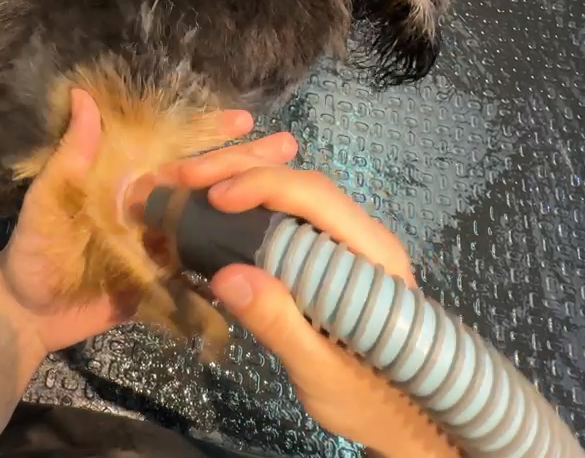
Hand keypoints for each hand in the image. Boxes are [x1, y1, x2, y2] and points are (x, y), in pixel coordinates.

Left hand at [0, 91, 291, 354]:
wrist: (26, 312)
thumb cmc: (34, 246)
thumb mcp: (48, 197)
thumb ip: (70, 154)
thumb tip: (81, 95)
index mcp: (129, 180)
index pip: (176, 149)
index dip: (208, 132)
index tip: (246, 117)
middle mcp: (153, 207)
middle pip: (207, 181)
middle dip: (247, 163)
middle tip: (290, 147)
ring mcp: (162, 245)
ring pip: (214, 221)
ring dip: (251, 207)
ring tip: (294, 200)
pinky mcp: (164, 283)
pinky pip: (205, 270)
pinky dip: (235, 263)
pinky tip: (272, 260)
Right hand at [205, 168, 456, 457]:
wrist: (401, 416)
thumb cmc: (368, 398)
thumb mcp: (323, 373)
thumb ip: (280, 324)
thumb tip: (226, 275)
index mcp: (370, 252)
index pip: (314, 196)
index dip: (262, 185)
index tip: (215, 198)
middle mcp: (358, 230)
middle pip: (296, 180)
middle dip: (238, 169)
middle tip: (184, 176)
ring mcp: (339, 235)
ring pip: (286, 185)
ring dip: (235, 174)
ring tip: (188, 178)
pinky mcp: (320, 247)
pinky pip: (281, 205)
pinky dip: (242, 193)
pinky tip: (211, 194)